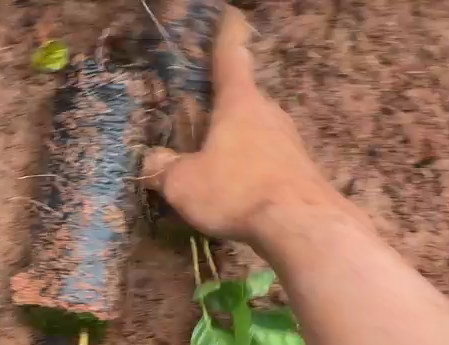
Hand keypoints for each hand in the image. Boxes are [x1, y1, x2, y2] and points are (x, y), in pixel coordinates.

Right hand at [142, 8, 353, 244]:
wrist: (296, 220)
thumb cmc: (234, 189)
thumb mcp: (182, 183)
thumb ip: (163, 169)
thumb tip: (152, 161)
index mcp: (237, 103)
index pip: (230, 57)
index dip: (226, 34)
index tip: (229, 15)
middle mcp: (266, 111)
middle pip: (241, 101)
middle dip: (222, 110)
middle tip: (201, 124)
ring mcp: (286, 138)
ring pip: (253, 132)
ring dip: (234, 144)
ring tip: (213, 169)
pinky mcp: (296, 166)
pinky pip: (264, 160)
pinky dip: (247, 169)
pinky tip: (235, 192)